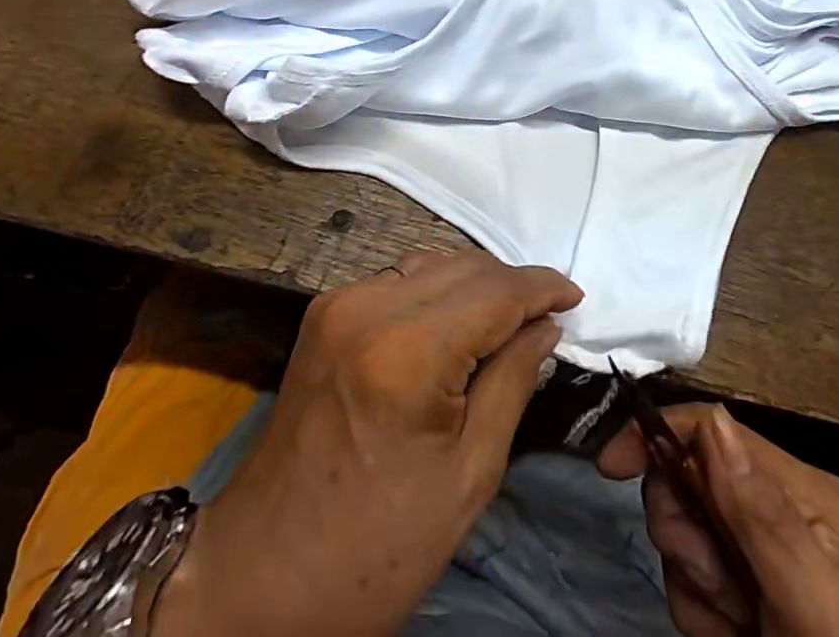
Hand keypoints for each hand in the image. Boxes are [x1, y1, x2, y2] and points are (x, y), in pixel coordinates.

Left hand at [154, 250, 581, 636]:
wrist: (262, 575)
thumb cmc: (379, 543)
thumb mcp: (471, 470)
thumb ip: (514, 380)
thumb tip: (546, 326)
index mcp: (407, 351)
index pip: (496, 291)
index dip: (543, 288)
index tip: (576, 296)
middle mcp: (366, 309)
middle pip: (465, 267)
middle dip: (514, 285)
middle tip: (546, 318)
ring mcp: (337, 307)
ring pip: (433, 264)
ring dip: (477, 285)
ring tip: (506, 323)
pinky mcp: (323, 316)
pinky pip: (401, 280)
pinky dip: (440, 292)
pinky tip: (457, 325)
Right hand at [599, 403, 838, 636]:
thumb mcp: (818, 599)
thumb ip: (765, 514)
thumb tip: (713, 423)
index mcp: (806, 493)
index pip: (717, 433)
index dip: (660, 435)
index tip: (611, 467)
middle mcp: (783, 513)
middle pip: (692, 482)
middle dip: (683, 531)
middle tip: (716, 586)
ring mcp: (764, 558)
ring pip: (688, 537)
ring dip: (695, 586)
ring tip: (737, 627)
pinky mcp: (750, 595)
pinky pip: (694, 583)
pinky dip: (700, 613)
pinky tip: (731, 635)